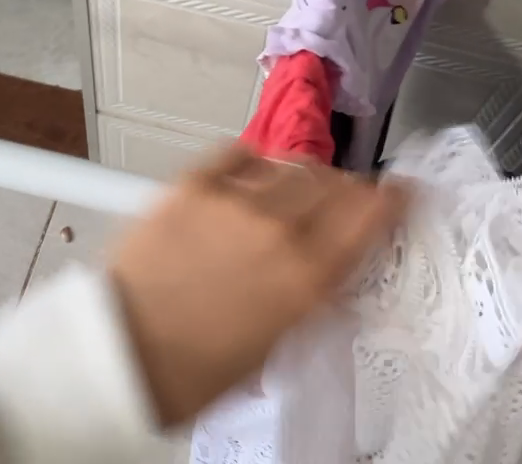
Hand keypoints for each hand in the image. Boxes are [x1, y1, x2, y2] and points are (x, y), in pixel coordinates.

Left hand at [107, 143, 408, 426]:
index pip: (369, 217)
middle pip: (335, 183)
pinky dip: (256, 161)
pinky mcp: (196, 182)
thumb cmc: (194, 369)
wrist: (121, 351)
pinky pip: (243, 152)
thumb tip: (330, 275)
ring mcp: (237, 200)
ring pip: (294, 165)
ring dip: (305, 176)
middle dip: (348, 188)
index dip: (392, 198)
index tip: (400, 190)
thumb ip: (309, 300)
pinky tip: (254, 175)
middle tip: (345, 196)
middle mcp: (280, 229)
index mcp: (307, 278)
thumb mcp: (273, 347)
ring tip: (297, 190)